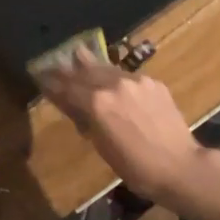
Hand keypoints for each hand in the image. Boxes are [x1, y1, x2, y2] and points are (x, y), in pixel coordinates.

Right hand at [40, 49, 213, 202]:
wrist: (179, 166)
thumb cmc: (136, 167)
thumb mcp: (103, 147)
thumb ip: (87, 121)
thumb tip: (76, 108)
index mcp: (97, 103)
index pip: (68, 88)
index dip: (52, 82)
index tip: (40, 75)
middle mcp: (114, 84)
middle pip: (85, 72)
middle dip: (68, 69)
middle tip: (54, 63)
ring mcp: (136, 80)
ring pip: (107, 68)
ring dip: (91, 63)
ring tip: (78, 52)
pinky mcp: (153, 82)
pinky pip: (128, 76)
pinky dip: (116, 77)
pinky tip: (113, 78)